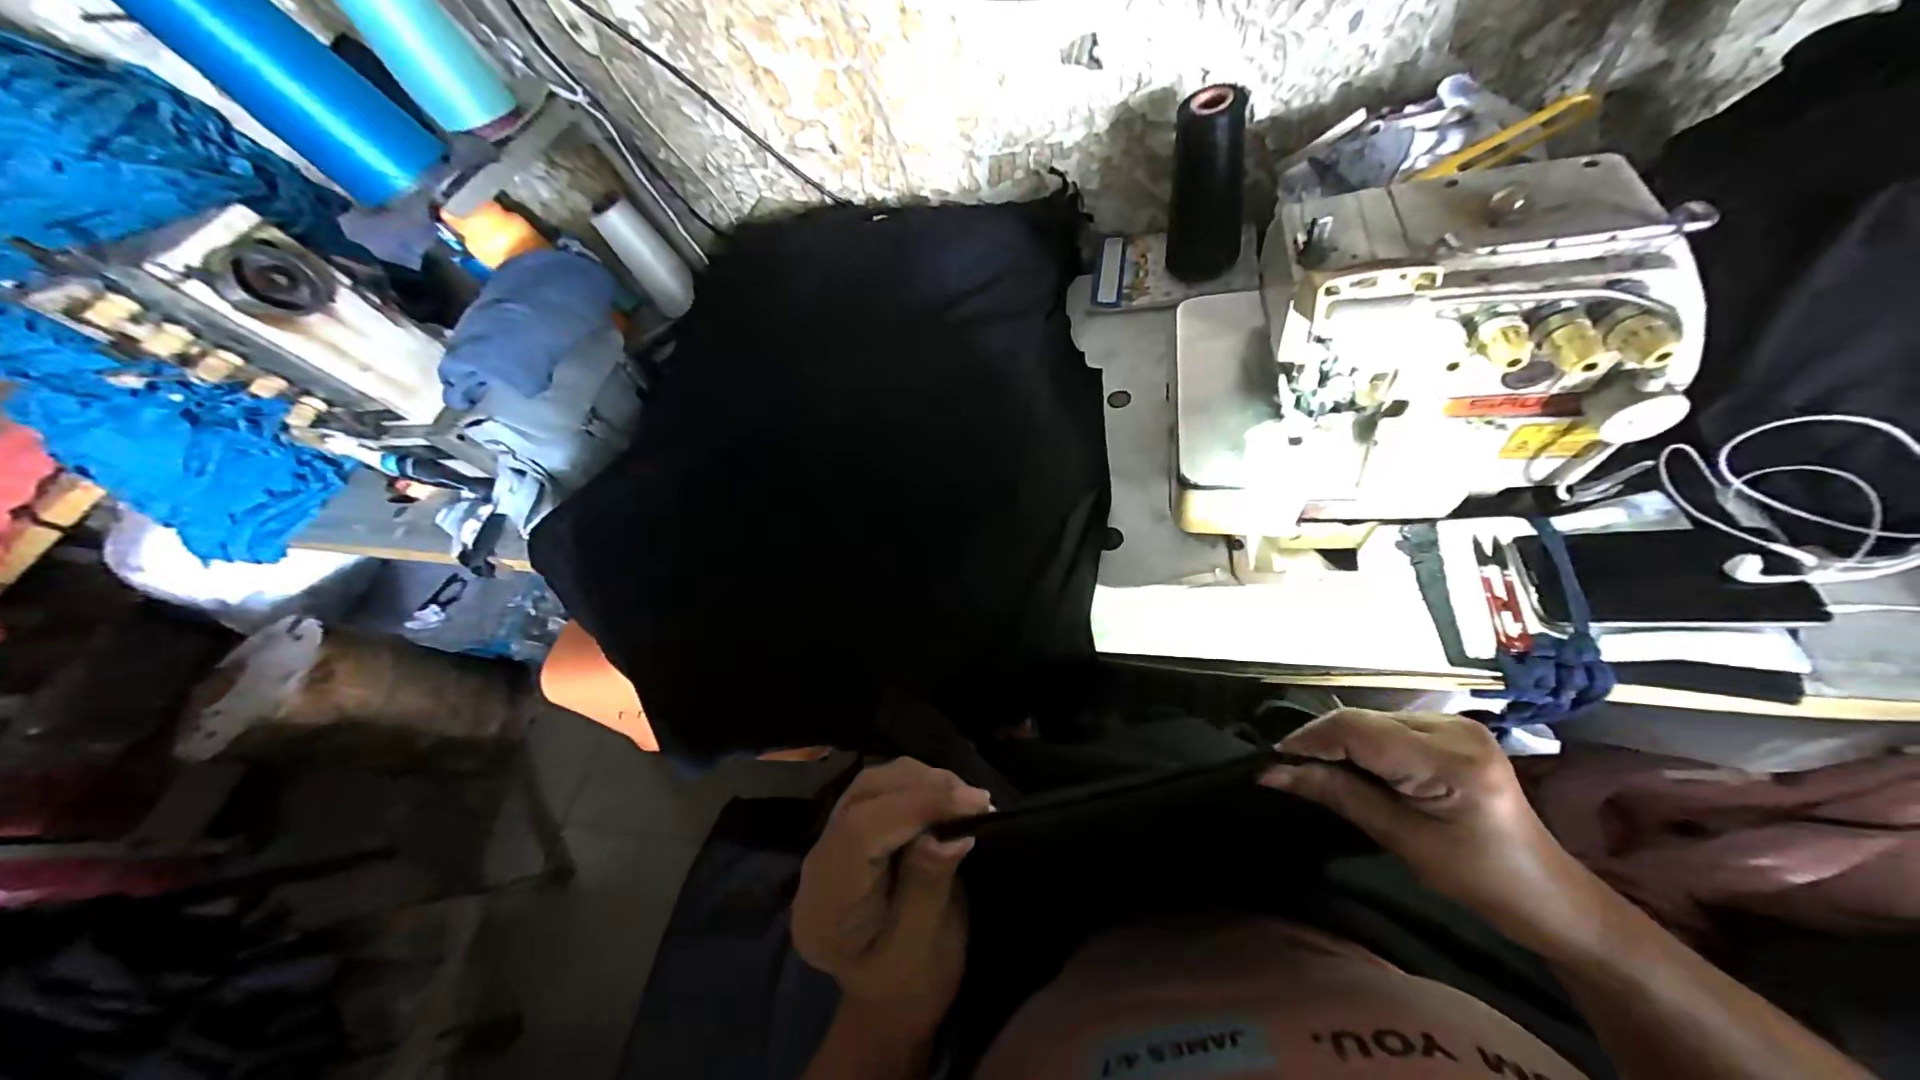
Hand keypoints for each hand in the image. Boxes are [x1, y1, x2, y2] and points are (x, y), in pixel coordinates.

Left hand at [792, 758, 990, 1038]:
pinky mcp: (849, 831)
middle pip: (862, 796)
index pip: (860, 832)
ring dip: (921, 780)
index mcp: (825, 906)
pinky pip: (878, 791)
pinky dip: (916, 785)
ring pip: (871, 784)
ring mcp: (829, 843)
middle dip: (922, 786)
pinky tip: (944, 801)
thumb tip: (950, 832)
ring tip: (964, 800)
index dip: (917, 805)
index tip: (974, 804)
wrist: (889, 1000)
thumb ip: (928, 886)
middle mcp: (817, 864)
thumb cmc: (909, 985)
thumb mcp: (922, 947)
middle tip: (976, 801)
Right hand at [1260, 709, 1600, 951]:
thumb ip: (1337, 795)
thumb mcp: (1400, 839)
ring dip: (1339, 743)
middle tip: (1289, 771)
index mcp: (1451, 760)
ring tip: (1317, 771)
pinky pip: (1387, 726)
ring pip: (1370, 719)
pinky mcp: (1452, 729)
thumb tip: (1271, 772)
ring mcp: (1455, 724)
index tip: (1273, 763)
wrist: (1546, 891)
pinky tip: (1353, 767)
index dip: (1308, 741)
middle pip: (1361, 720)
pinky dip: (1361, 744)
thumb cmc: (1478, 878)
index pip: (1357, 730)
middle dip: (1320, 743)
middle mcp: (1453, 728)